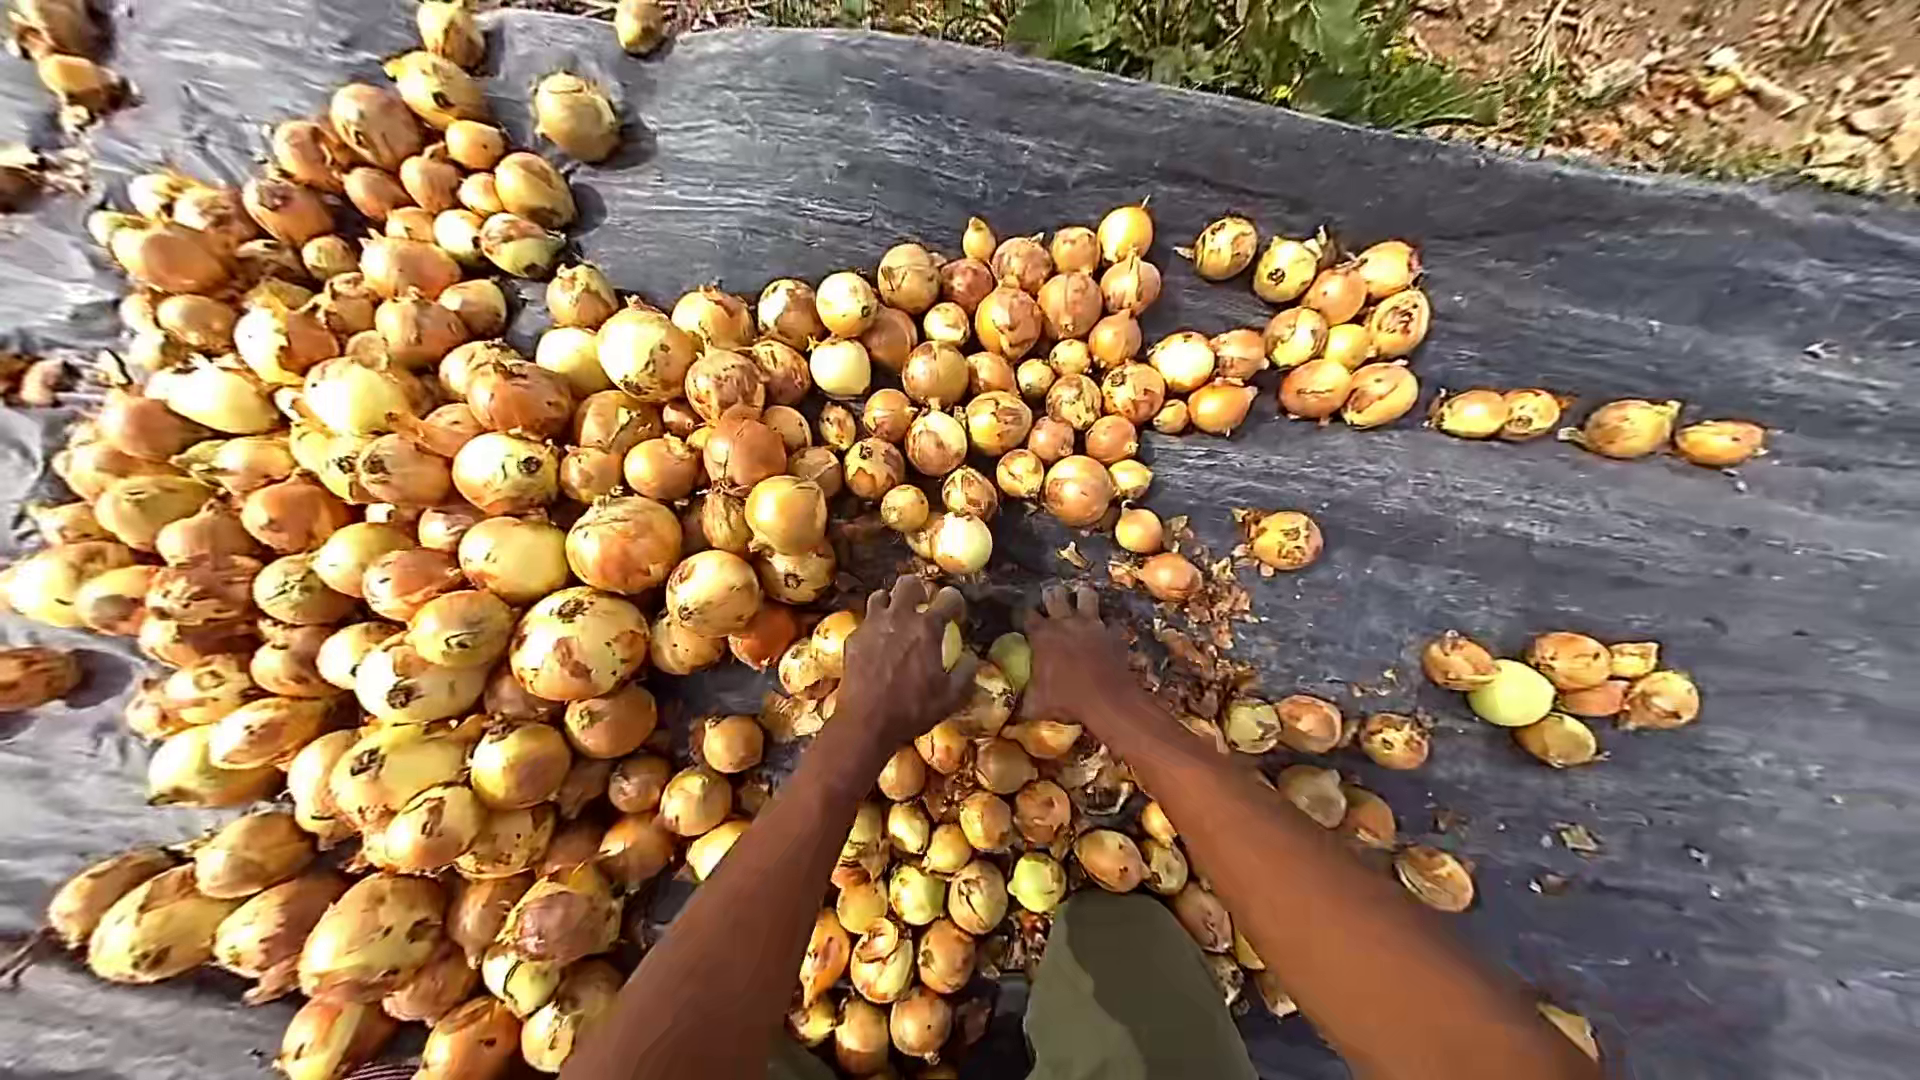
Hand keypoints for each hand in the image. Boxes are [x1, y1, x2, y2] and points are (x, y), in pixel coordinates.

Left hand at [834, 576, 978, 749]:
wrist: (865, 722)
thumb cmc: (912, 709)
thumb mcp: (951, 697)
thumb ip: (965, 673)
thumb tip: (970, 658)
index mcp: (927, 628)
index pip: (948, 598)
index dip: (955, 601)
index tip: (956, 613)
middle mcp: (899, 618)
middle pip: (908, 584)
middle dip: (919, 589)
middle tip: (923, 604)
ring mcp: (872, 625)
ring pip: (880, 595)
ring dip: (892, 602)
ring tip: (896, 617)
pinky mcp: (853, 638)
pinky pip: (865, 621)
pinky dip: (874, 625)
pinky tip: (876, 642)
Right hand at [1022, 583, 1140, 730]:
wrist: (1108, 700)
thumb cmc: (1067, 700)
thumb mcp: (1036, 705)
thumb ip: (1022, 703)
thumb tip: (1008, 715)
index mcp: (1042, 635)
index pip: (1026, 615)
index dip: (1024, 614)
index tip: (1024, 618)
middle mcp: (1065, 622)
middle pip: (1055, 595)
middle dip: (1052, 595)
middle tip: (1052, 599)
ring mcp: (1091, 624)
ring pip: (1086, 596)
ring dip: (1082, 597)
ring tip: (1080, 600)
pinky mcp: (1112, 632)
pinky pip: (1111, 620)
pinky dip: (1108, 623)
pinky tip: (1107, 628)